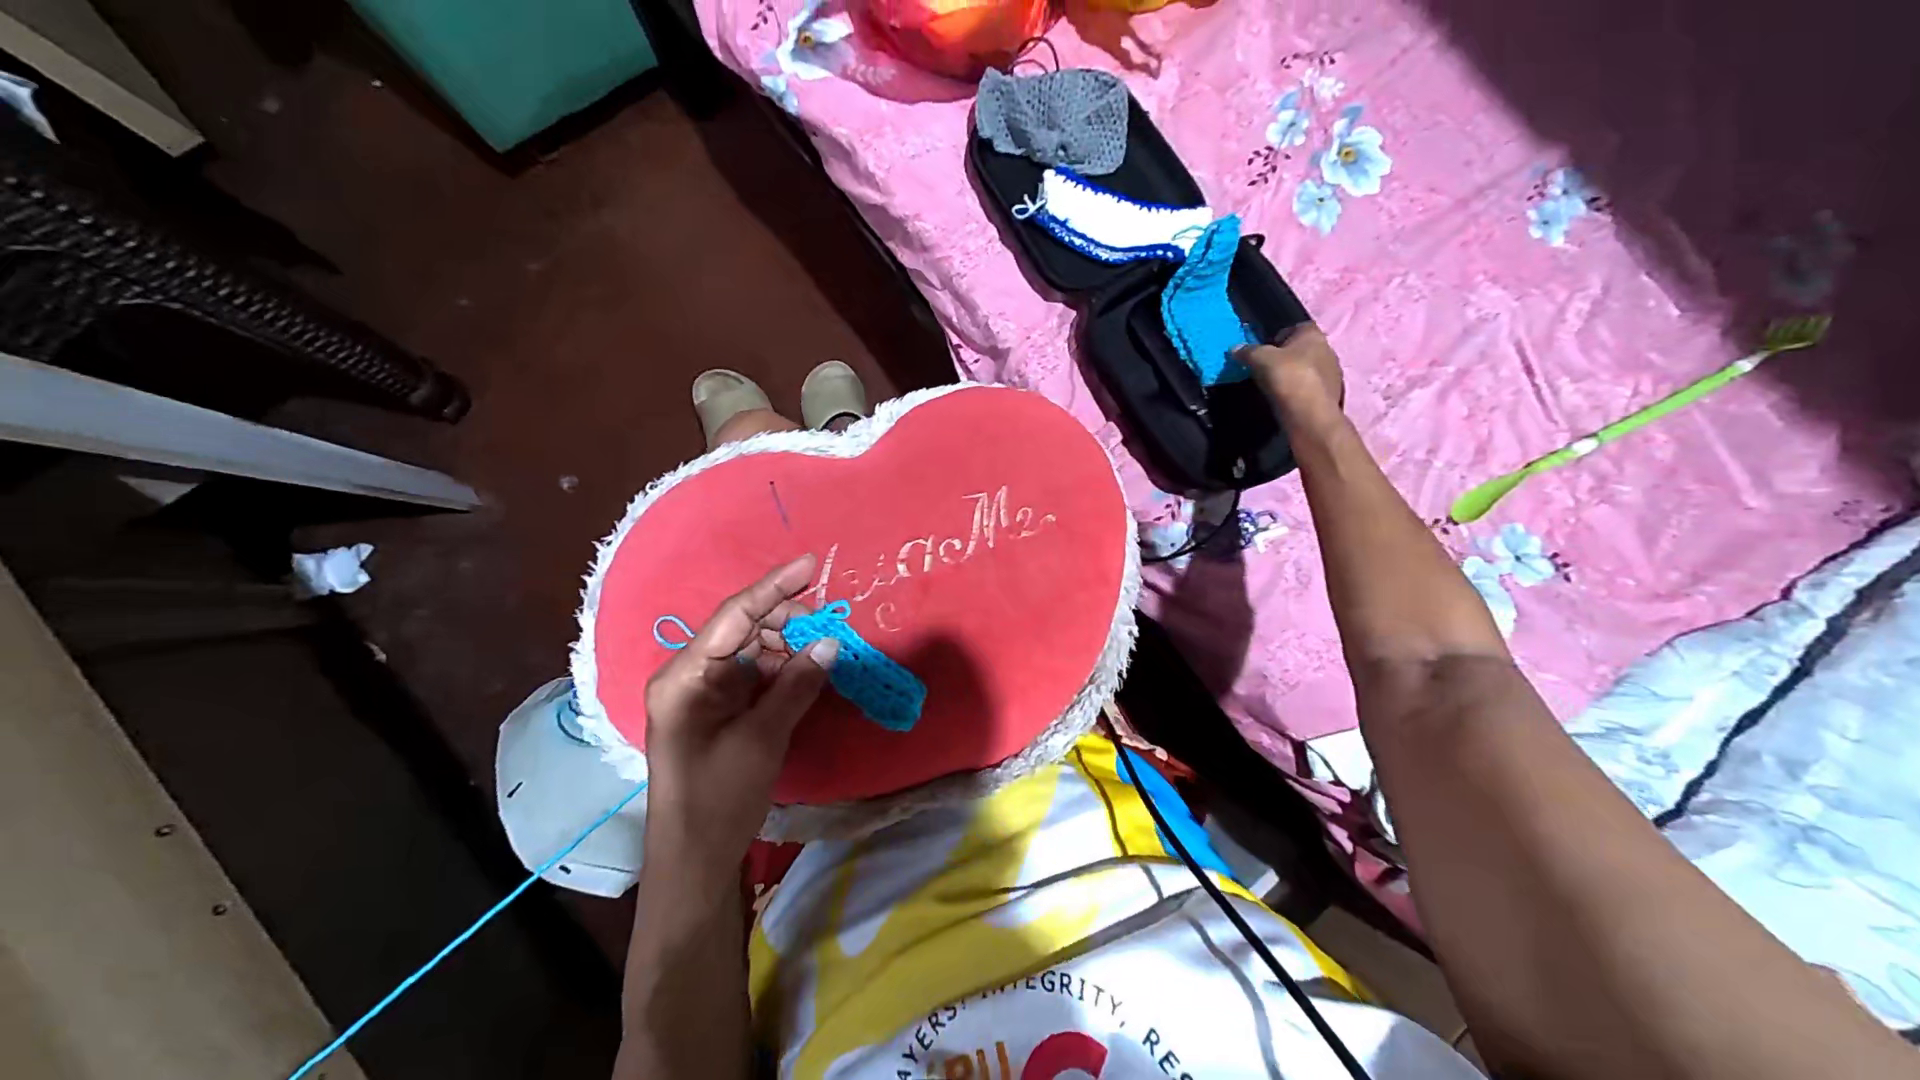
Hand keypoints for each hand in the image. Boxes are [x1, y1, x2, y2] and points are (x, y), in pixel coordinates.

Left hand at [641, 555, 836, 876]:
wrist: (695, 858)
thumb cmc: (719, 797)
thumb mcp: (762, 738)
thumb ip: (796, 684)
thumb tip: (830, 643)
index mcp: (685, 676)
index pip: (733, 616)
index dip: (774, 587)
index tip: (810, 564)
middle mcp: (690, 674)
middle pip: (741, 628)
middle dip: (785, 619)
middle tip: (827, 623)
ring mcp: (705, 691)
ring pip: (751, 649)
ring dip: (787, 645)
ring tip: (823, 649)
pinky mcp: (720, 707)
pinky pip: (755, 673)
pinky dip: (783, 669)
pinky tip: (808, 670)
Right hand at [1240, 323, 1344, 435]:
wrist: (1309, 413)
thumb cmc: (1287, 376)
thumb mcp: (1260, 359)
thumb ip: (1248, 351)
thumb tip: (1235, 349)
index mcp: (1314, 334)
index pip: (1298, 327)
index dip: (1280, 336)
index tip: (1266, 349)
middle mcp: (1328, 349)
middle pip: (1303, 348)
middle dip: (1287, 356)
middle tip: (1267, 368)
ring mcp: (1333, 372)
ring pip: (1309, 368)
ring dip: (1295, 374)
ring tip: (1276, 386)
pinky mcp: (1332, 394)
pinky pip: (1312, 387)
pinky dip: (1300, 390)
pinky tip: (1288, 399)